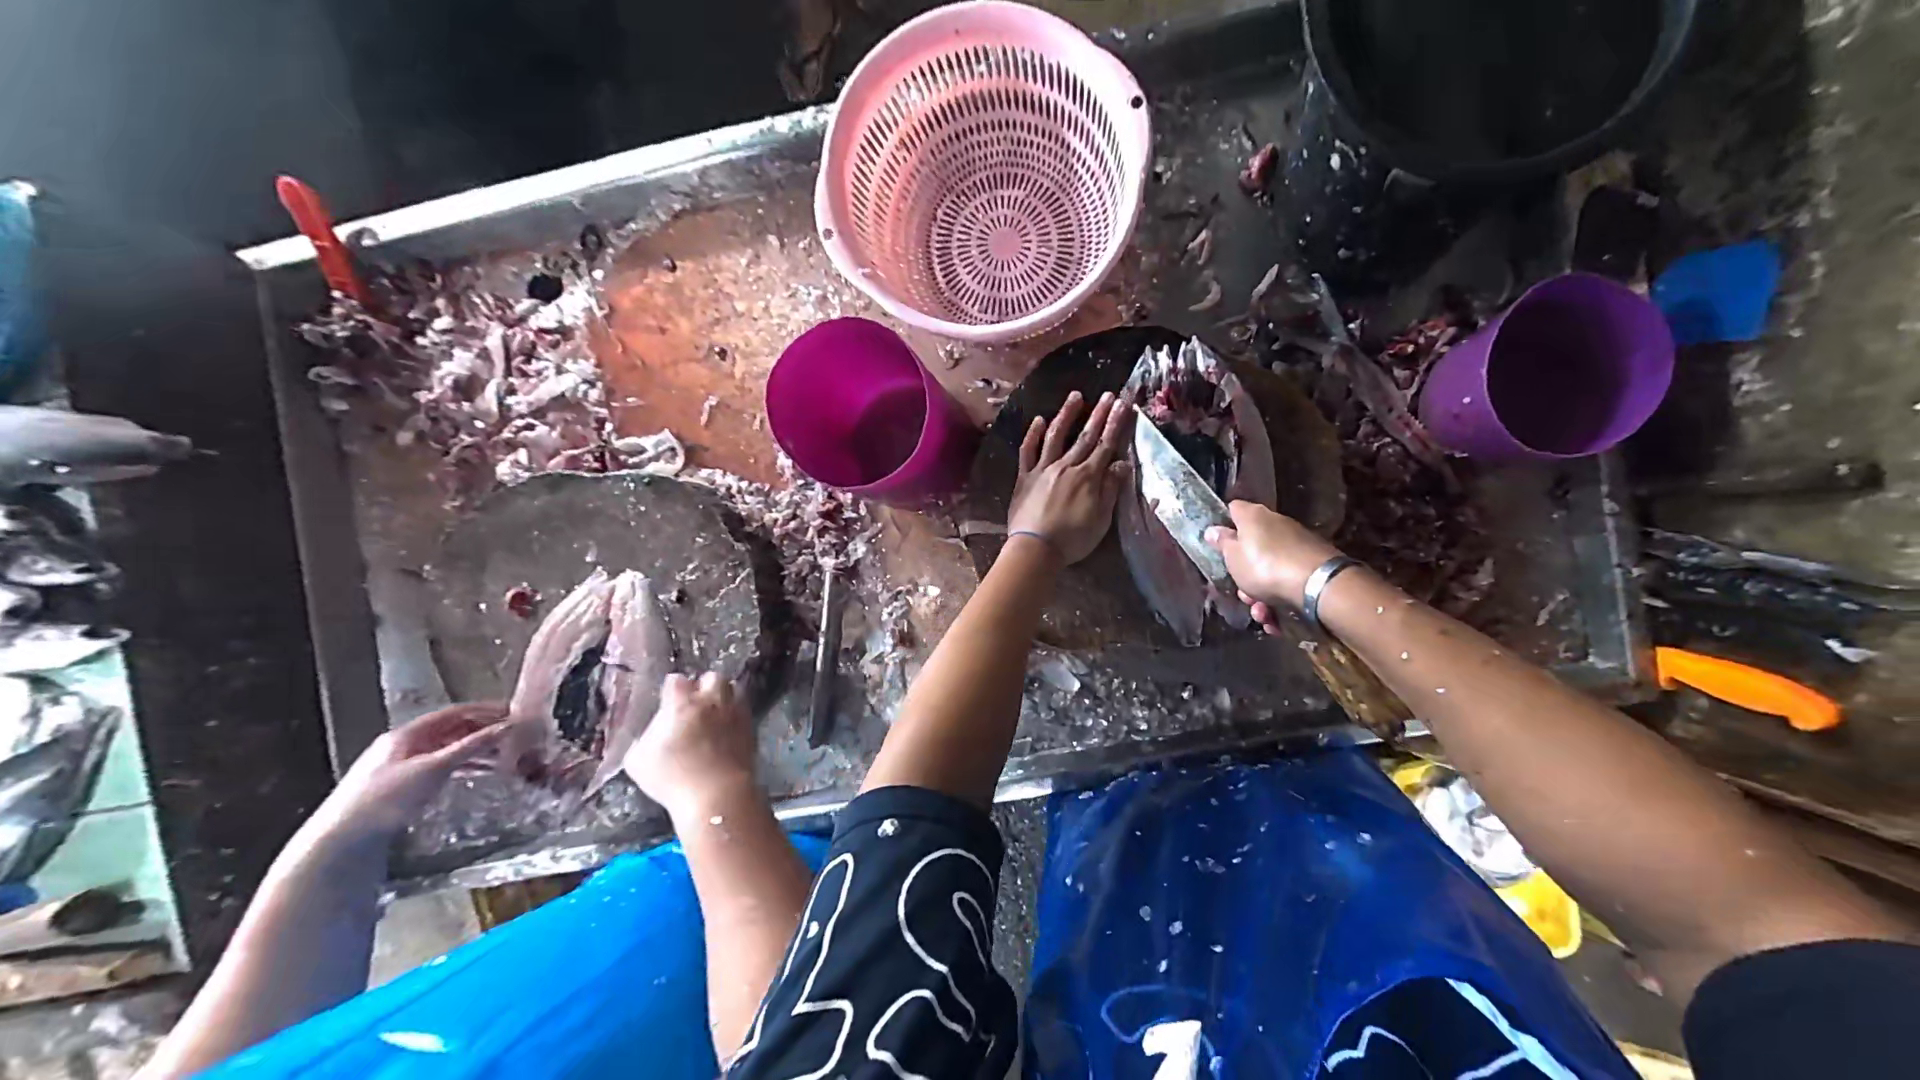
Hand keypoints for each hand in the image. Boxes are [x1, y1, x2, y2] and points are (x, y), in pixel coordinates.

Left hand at [306, 702, 511, 847]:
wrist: (340, 843)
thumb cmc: (385, 799)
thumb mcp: (433, 769)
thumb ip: (472, 746)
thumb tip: (507, 726)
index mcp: (406, 734)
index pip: (454, 713)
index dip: (485, 711)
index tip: (513, 713)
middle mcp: (403, 746)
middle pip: (451, 730)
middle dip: (483, 732)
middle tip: (513, 736)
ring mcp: (401, 767)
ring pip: (447, 750)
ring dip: (476, 751)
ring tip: (504, 756)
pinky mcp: (402, 788)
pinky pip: (441, 768)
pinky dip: (463, 767)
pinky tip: (480, 773)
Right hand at [624, 673, 756, 819]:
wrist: (716, 792)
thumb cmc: (672, 777)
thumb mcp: (638, 761)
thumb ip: (643, 739)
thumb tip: (651, 733)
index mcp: (681, 704)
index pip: (676, 681)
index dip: (672, 689)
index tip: (669, 700)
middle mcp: (711, 700)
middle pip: (711, 677)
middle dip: (704, 685)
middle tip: (696, 704)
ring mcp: (734, 711)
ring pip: (734, 688)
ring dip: (724, 695)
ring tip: (716, 711)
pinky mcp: (751, 726)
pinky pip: (745, 709)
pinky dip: (736, 713)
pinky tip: (729, 727)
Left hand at [1006, 390, 1133, 564]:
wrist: (1035, 548)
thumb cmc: (1073, 538)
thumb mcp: (1101, 518)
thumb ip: (1110, 488)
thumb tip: (1121, 462)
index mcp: (1089, 477)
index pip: (1106, 444)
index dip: (1116, 423)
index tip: (1124, 404)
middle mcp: (1067, 466)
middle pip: (1085, 436)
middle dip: (1099, 414)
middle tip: (1109, 395)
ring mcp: (1043, 469)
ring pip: (1056, 436)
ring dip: (1067, 415)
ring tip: (1076, 396)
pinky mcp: (1024, 477)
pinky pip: (1028, 451)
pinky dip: (1033, 435)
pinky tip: (1039, 420)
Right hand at [1206, 501, 1341, 623]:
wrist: (1317, 585)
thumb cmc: (1264, 566)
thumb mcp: (1233, 557)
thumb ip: (1222, 543)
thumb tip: (1213, 530)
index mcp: (1254, 517)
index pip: (1234, 510)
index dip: (1224, 524)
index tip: (1217, 543)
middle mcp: (1277, 524)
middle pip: (1252, 546)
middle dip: (1244, 573)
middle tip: (1242, 592)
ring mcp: (1297, 544)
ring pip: (1270, 569)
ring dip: (1261, 594)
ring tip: (1261, 614)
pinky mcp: (1313, 564)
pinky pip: (1288, 581)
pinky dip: (1280, 600)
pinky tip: (1276, 620)